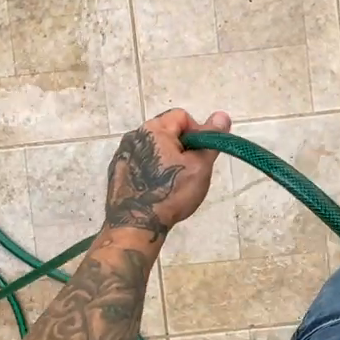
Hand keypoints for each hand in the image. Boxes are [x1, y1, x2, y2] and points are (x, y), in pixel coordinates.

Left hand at [103, 109, 230, 238]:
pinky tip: (156, 190)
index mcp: (154, 129)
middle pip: (167, 132)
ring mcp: (122, 154)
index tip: (201, 156)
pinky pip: (140, 163)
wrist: (135, 223)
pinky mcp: (116, 171)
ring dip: (166, 159)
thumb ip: (211, 140)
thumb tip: (222, 115)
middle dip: (182, 147)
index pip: (182, 117)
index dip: (197, 133)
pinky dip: (151, 171)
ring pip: (154, 149)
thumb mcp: (199, 166)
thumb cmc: (171, 192)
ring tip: (173, 184)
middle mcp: (134, 135)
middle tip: (190, 171)